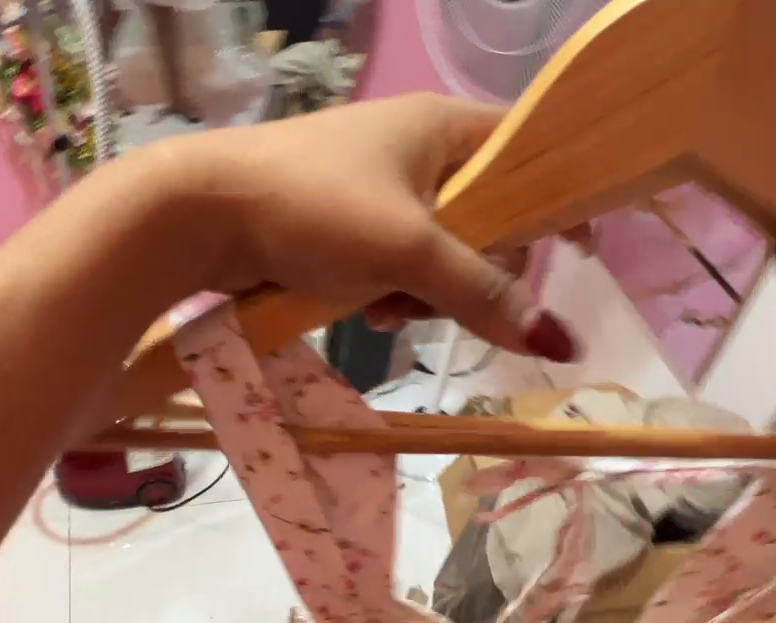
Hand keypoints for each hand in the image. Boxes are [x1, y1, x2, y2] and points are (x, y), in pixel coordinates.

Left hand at [144, 93, 581, 361]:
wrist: (202, 216)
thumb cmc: (312, 210)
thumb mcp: (407, 250)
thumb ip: (482, 294)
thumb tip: (559, 341)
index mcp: (442, 128)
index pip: (527, 157)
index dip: (553, 204)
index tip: (573, 254)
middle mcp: (415, 152)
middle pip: (484, 220)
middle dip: (467, 271)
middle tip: (438, 297)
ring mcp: (376, 192)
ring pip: (436, 254)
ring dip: (421, 293)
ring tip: (384, 310)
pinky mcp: (342, 228)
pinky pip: (392, 266)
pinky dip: (386, 293)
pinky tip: (363, 311)